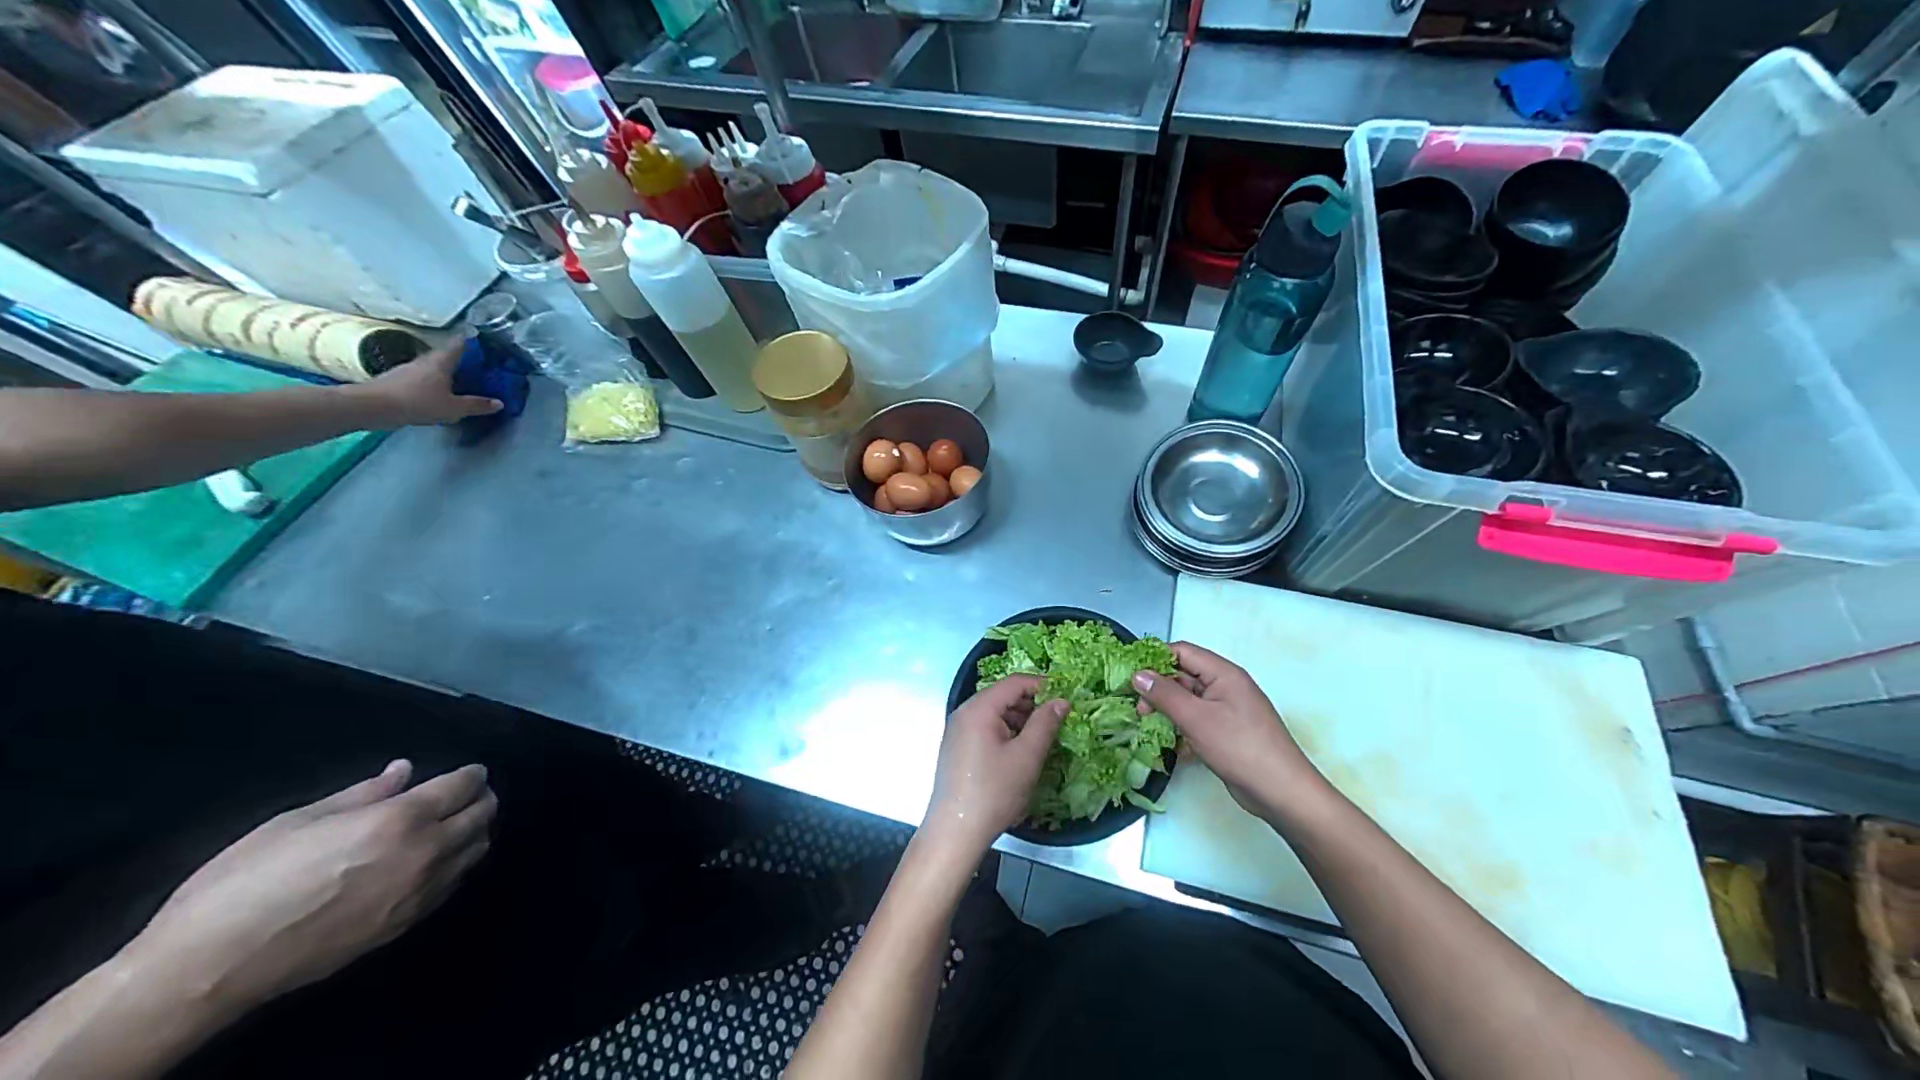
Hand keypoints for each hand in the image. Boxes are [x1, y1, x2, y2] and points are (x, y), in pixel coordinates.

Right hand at [122, 760, 496, 1015]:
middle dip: (482, 798)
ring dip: (476, 832)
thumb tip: (404, 770)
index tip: (473, 771)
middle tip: (469, 793)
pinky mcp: (406, 924)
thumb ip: (364, 793)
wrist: (209, 968)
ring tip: (457, 823)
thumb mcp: (299, 820)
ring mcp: (420, 892)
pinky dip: (458, 864)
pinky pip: (453, 884)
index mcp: (401, 820)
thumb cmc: (244, 881)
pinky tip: (439, 860)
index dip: (473, 775)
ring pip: (476, 851)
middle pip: (482, 816)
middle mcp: (425, 853)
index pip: (463, 787)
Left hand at [352, 338, 501, 425]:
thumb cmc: (418, 402)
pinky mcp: (398, 380)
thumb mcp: (454, 408)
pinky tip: (436, 392)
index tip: (482, 341)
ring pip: (433, 367)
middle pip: (445, 356)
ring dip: (445, 371)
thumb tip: (499, 403)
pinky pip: (422, 377)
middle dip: (460, 359)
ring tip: (459, 381)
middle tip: (476, 366)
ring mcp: (409, 370)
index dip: (471, 341)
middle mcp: (425, 361)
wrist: (372, 406)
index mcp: (441, 362)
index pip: (459, 345)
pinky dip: (432, 382)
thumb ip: (476, 405)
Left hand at [923, 675, 1066, 851]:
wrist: (956, 830)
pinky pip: (985, 727)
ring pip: (994, 712)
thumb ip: (1045, 723)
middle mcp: (963, 712)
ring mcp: (957, 730)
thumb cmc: (993, 792)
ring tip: (1041, 737)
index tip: (1066, 697)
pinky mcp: (957, 747)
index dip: (1042, 685)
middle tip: (1057, 719)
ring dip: (1019, 719)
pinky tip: (1019, 751)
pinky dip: (1005, 731)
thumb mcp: (1027, 756)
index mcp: (978, 708)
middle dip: (1031, 703)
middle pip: (1002, 695)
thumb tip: (1061, 701)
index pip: (1014, 682)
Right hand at [1133, 643, 1330, 820]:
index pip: (1182, 652)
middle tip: (1141, 711)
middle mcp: (1226, 686)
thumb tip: (1138, 674)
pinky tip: (1170, 744)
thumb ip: (1164, 694)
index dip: (1155, 661)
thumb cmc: (1240, 748)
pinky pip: (1196, 720)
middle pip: (1183, 676)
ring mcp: (1227, 710)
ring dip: (1168, 710)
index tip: (1132, 679)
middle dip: (1159, 689)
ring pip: (1188, 700)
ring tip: (1151, 727)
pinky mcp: (1226, 732)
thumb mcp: (1196, 718)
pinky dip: (1181, 727)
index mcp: (1223, 673)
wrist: (1281, 791)